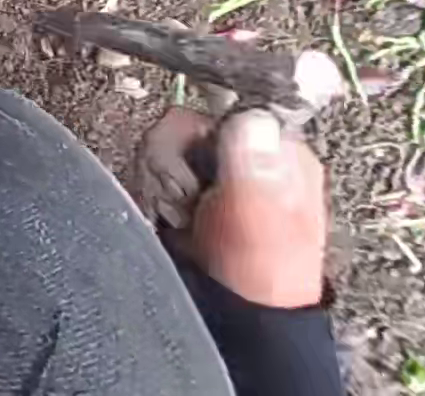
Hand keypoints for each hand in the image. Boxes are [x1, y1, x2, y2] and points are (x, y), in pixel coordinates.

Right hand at [136, 108, 327, 308]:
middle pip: (181, 121)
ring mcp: (211, 167)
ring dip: (158, 179)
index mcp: (277, 152)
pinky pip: (147, 160)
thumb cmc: (253, 278)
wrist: (225, 318)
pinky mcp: (182, 179)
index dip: (201, 131)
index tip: (199, 167)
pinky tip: (167, 215)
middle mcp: (244, 152)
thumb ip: (255, 170)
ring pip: (158, 138)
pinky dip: (149, 188)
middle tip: (188, 200)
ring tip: (179, 215)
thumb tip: (251, 118)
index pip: (221, 106)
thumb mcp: (261, 226)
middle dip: (170, 161)